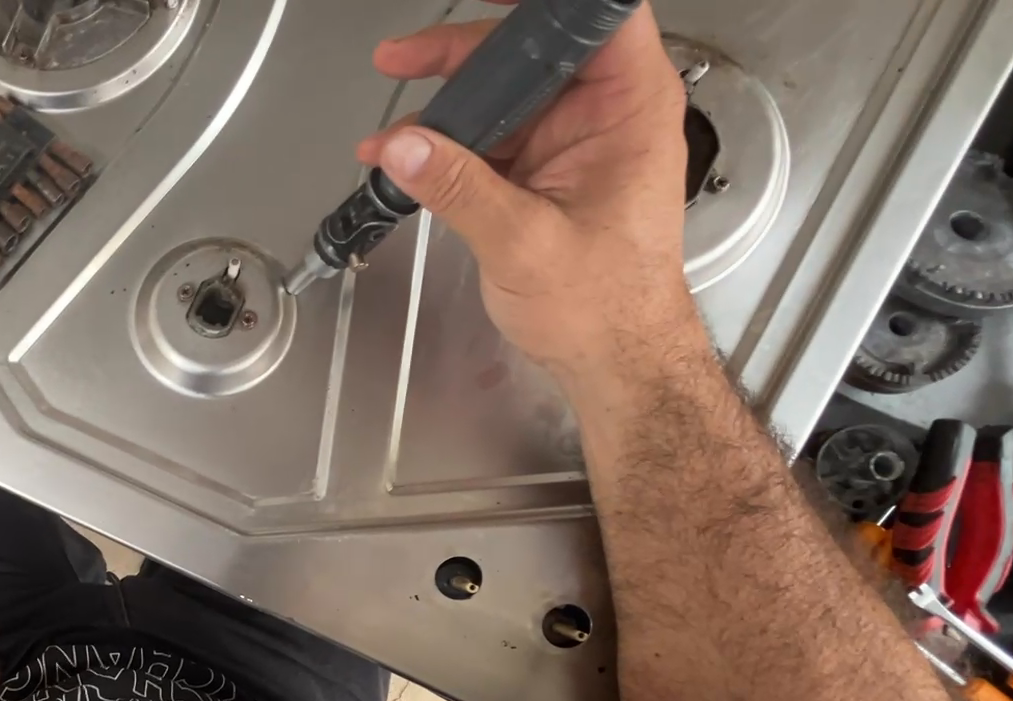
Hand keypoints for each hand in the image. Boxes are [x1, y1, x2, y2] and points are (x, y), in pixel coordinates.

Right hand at [359, 0, 709, 381]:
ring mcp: (561, 147)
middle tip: (401, 60)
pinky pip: (483, 148)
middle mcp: (596, 114)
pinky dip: (442, 154)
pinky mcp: (533, 178)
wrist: (606, 354)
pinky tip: (402, 164)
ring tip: (386, 138)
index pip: (593, 16)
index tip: (478, 3)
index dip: (536, 5)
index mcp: (625, 106)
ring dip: (441, 114)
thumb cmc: (598, 302)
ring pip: (499, 102)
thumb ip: (459, 188)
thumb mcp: (523, 240)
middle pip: (529, 54)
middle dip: (461, 57)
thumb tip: (401, 147)